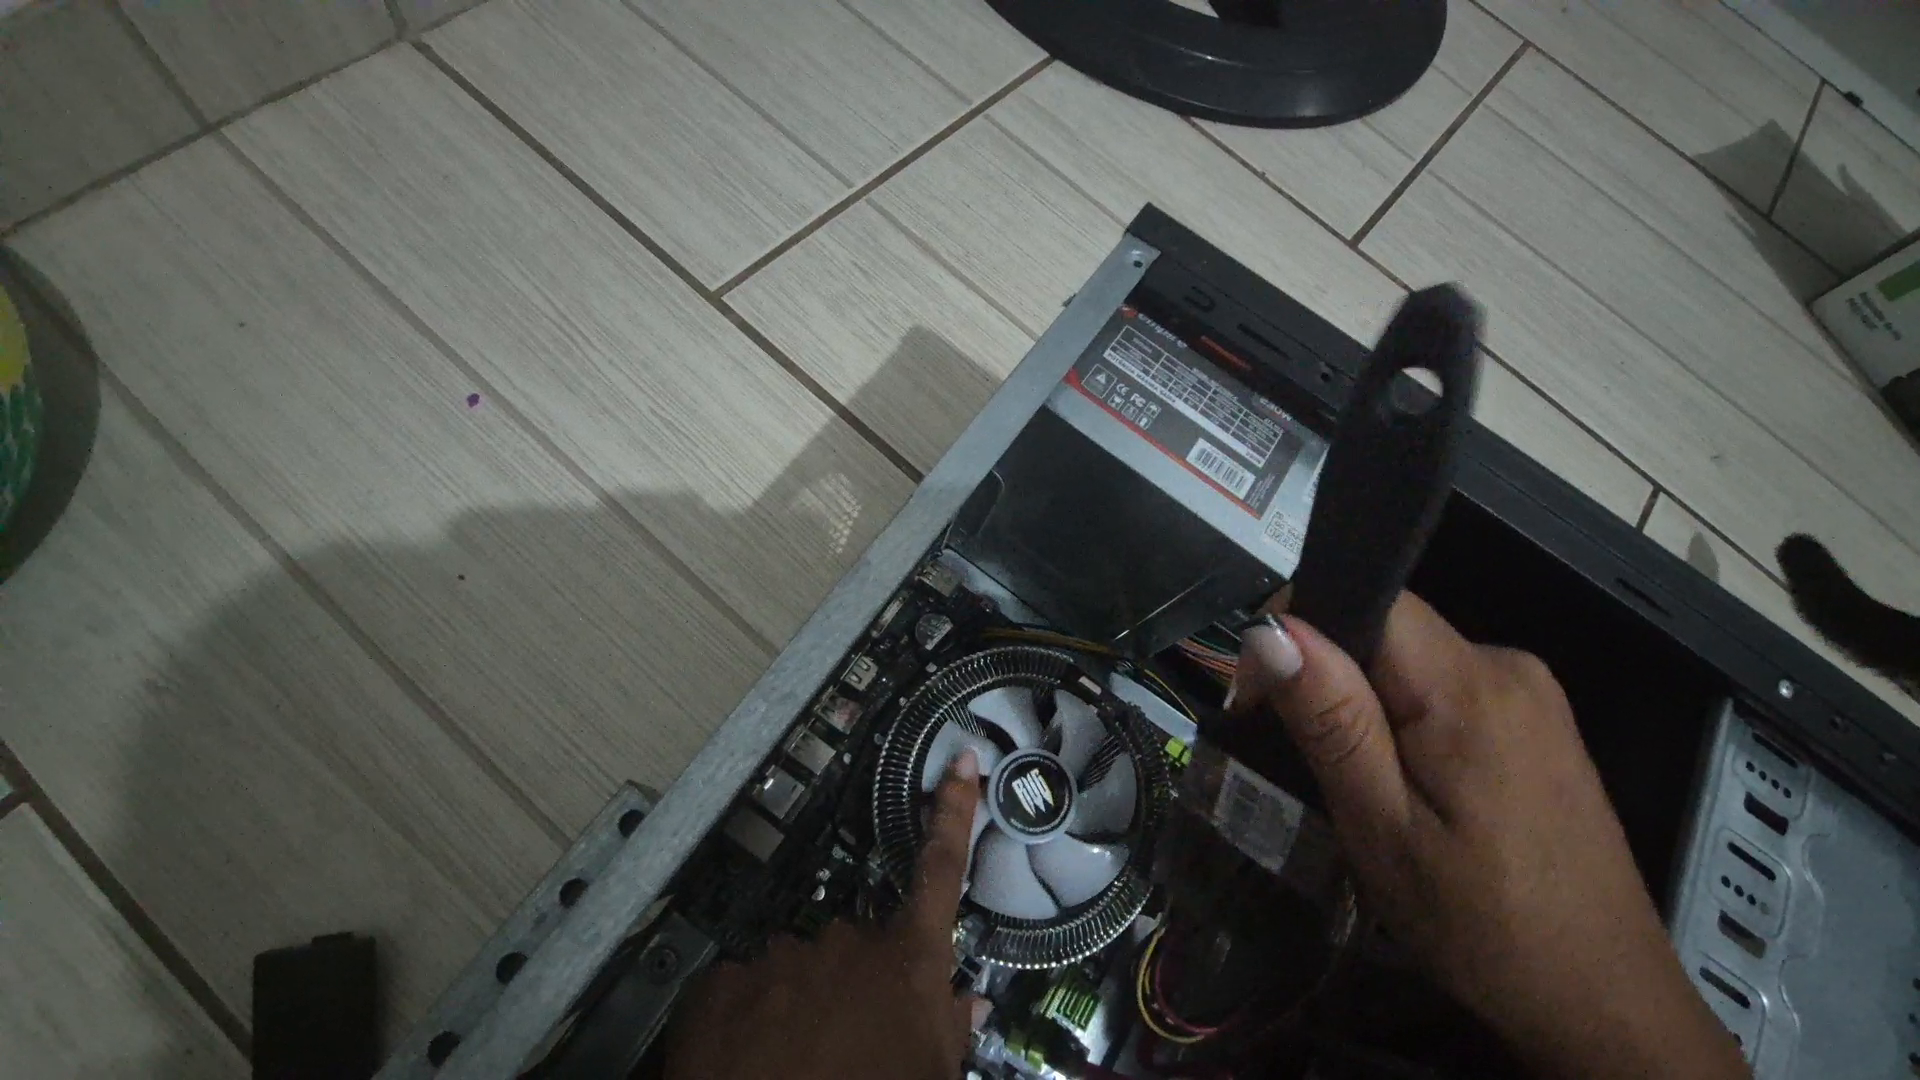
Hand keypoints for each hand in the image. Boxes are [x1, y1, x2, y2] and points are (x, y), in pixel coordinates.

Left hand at [666, 751, 984, 1079]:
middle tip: (853, 1042)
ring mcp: (783, 956)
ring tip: (799, 1062)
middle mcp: (846, 941)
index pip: (940, 870)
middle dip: (859, 982)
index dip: (954, 811)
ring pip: (803, 970)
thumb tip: (968, 999)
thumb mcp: (930, 1074)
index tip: (962, 761)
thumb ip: (949, 1028)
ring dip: (806, 1004)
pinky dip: (755, 1020)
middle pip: (861, 945)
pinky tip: (753, 1061)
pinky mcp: (727, 981)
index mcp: (905, 961)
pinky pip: (751, 991)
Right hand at [1232, 594, 1745, 1079]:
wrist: (1602, 1003)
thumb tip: (1269, 630)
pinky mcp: (1533, 721)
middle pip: (1384, 631)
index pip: (1369, 599)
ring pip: (1406, 661)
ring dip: (1359, 702)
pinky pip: (1439, 688)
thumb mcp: (1382, 827)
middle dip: (1326, 676)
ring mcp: (1529, 694)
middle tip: (1301, 759)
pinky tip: (1399, 781)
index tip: (1266, 697)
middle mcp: (1507, 667)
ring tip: (1349, 781)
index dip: (1303, 627)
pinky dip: (1398, 718)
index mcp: (1470, 685)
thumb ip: (1330, 719)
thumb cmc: (1482, 924)